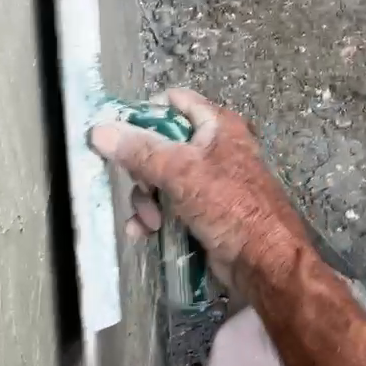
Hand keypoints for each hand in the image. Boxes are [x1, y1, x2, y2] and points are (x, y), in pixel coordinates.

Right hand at [88, 88, 307, 294]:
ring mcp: (208, 180)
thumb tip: (98, 131)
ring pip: (159, 177)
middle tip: (138, 186)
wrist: (266, 264)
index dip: (143, 114)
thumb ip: (139, 151)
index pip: (172, 102)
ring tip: (147, 220)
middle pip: (159, 142)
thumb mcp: (180, 172)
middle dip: (141, 169)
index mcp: (215, 124)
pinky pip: (168, 203)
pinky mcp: (204, 210)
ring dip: (145, 199)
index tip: (118, 134)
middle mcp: (213, 146)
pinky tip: (144, 232)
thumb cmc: (229, 205)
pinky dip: (154, 215)